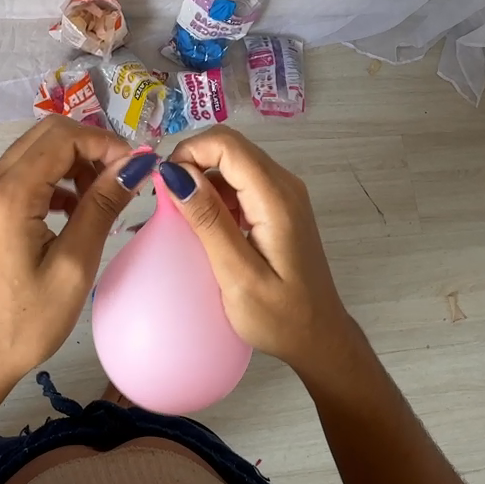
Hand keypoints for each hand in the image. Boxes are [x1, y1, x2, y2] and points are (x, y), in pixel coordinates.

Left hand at [0, 117, 149, 399]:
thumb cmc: (24, 323)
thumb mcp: (74, 266)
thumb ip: (102, 207)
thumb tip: (135, 164)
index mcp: (10, 193)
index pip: (64, 137)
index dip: (105, 143)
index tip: (136, 167)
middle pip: (48, 133)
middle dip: (91, 146)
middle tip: (122, 177)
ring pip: (37, 149)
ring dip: (74, 160)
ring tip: (103, 195)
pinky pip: (25, 171)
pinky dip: (55, 176)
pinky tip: (76, 208)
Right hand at [163, 126, 356, 375]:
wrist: (319, 339)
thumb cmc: (280, 317)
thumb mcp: (238, 276)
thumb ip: (209, 221)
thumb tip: (177, 174)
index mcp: (276, 197)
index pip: (227, 145)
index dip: (190, 152)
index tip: (165, 183)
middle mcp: (283, 184)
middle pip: (230, 145)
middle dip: (192, 160)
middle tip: (168, 198)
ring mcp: (283, 192)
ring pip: (234, 160)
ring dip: (203, 176)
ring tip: (181, 214)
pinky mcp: (278, 204)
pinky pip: (241, 180)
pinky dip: (216, 191)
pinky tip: (205, 223)